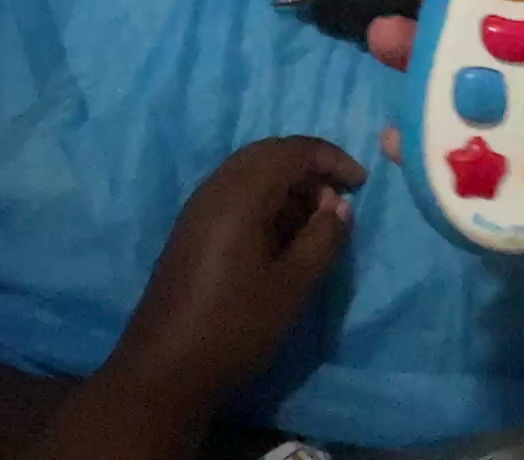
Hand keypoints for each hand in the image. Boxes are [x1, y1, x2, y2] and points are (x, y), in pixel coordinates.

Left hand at [107, 137, 366, 406]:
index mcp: (240, 194)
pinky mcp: (193, 227)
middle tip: (339, 198)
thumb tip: (340, 206)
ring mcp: (200, 206)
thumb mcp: (292, 286)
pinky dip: (267, 198)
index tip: (360, 183)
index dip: (331, 158)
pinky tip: (283, 235)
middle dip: (310, 168)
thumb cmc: (234, 327)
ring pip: (252, 171)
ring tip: (316, 221)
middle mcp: (216, 188)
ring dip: (289, 184)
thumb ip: (323, 239)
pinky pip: (237, 192)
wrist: (163, 372)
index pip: (293, 150)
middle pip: (270, 153)